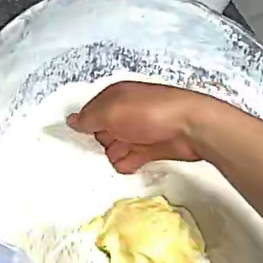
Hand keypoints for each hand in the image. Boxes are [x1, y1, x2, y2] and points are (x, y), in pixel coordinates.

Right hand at [66, 82, 231, 173]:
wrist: (192, 127)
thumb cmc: (149, 113)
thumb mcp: (112, 112)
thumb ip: (88, 118)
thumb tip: (70, 120)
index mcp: (115, 97)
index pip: (90, 112)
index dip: (86, 125)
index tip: (81, 138)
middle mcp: (125, 112)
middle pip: (101, 132)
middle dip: (101, 141)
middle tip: (109, 143)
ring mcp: (138, 131)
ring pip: (114, 148)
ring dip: (115, 154)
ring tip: (125, 154)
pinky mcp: (150, 149)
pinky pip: (130, 159)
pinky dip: (128, 163)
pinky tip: (131, 164)